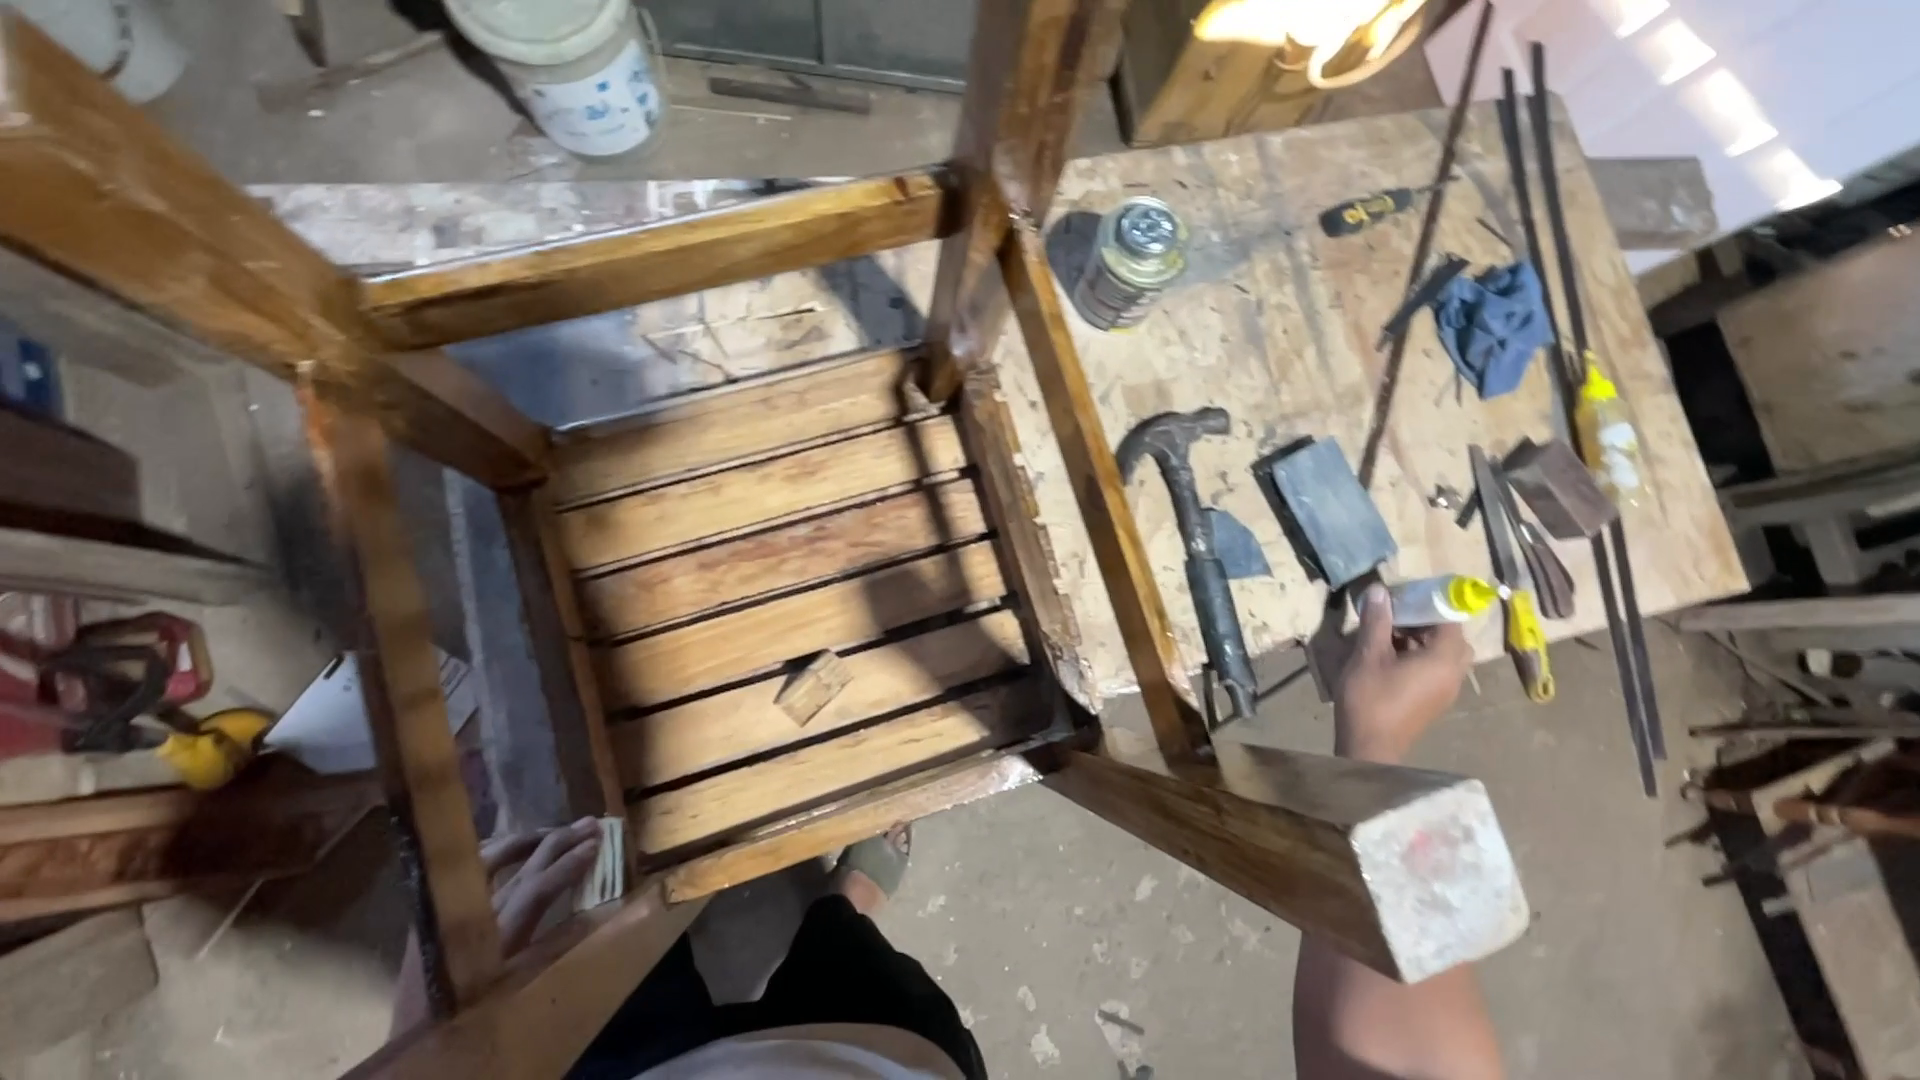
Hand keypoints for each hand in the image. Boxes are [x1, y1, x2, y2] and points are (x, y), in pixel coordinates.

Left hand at [390, 817, 602, 1034]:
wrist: (415, 1036)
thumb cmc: (474, 1015)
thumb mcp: (519, 988)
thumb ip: (552, 951)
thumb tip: (593, 914)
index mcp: (494, 940)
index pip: (536, 889)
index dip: (568, 865)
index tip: (597, 845)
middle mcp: (471, 916)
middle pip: (520, 867)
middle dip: (558, 841)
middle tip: (590, 824)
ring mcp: (450, 909)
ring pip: (492, 858)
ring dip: (529, 840)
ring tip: (556, 831)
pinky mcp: (435, 910)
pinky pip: (471, 867)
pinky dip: (497, 850)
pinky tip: (512, 847)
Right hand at [1333, 584, 1472, 763]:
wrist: (1370, 746)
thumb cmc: (1370, 697)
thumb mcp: (1368, 654)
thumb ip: (1377, 620)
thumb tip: (1380, 590)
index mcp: (1443, 658)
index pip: (1450, 620)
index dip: (1429, 605)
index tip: (1403, 599)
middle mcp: (1454, 674)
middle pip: (1452, 639)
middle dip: (1427, 624)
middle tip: (1397, 619)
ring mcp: (1447, 691)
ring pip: (1444, 656)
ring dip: (1422, 642)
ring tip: (1389, 638)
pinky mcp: (1435, 702)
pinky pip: (1437, 671)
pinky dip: (1421, 659)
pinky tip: (1391, 661)